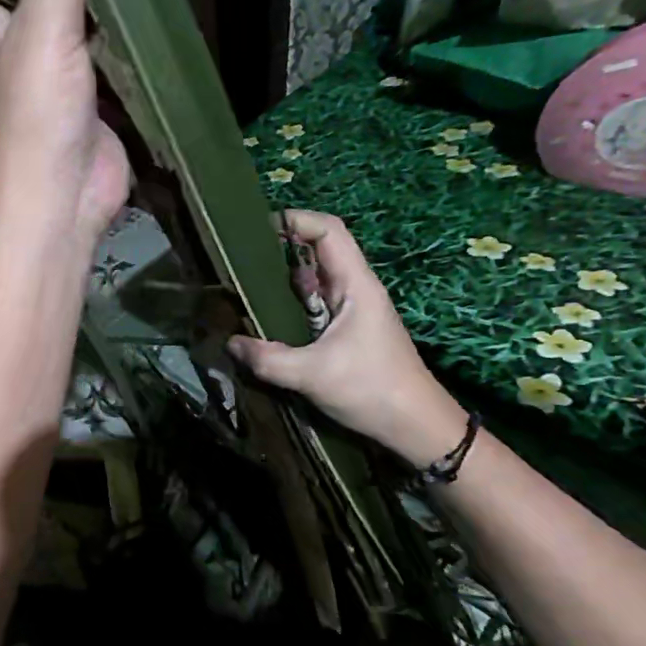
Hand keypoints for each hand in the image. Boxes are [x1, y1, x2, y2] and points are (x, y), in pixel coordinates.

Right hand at [227, 211, 468, 466]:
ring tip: (246, 288)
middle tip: (241, 261)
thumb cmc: (371, 390)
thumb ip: (268, 359)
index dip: (296, 220)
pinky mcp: (349, 334)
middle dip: (281, 251)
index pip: (329, 230)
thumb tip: (231, 343)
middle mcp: (356, 291)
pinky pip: (317, 308)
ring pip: (315, 283)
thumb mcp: (313, 375)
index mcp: (356, 285)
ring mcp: (353, 312)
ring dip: (284, 283)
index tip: (259, 228)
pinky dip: (293, 308)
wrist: (414, 425)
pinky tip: (268, 321)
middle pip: (318, 253)